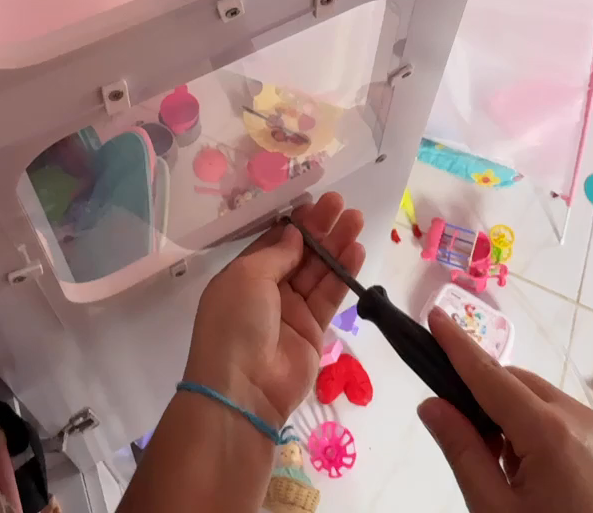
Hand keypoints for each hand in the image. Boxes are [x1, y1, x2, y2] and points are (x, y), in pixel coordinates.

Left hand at [181, 192, 363, 428]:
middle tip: (341, 204)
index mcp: (243, 274)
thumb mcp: (247, 276)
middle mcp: (267, 289)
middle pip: (299, 253)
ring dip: (337, 246)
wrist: (243, 390)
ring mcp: (291, 310)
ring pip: (318, 271)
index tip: (316, 202)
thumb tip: (293, 232)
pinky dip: (343, 273)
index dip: (295, 222)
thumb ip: (276, 252)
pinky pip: (329, 295)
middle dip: (320, 229)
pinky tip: (357, 250)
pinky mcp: (313, 330)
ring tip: (356, 219)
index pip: (273, 241)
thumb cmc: (235, 323)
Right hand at [418, 307, 592, 512]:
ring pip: (542, 402)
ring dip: (512, 415)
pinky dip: (539, 431)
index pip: (489, 374)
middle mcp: (580, 419)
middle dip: (483, 393)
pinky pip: (567, 424)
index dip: (457, 345)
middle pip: (516, 384)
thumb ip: (463, 453)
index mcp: (548, 430)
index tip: (434, 315)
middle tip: (459, 431)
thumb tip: (432, 404)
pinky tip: (536, 480)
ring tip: (502, 470)